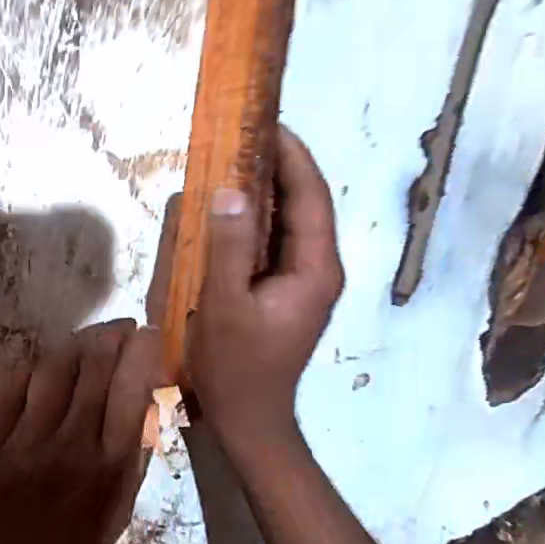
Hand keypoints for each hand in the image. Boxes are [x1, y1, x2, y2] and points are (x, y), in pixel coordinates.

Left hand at [0, 320, 159, 543]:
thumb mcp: (116, 516)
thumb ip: (133, 458)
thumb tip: (145, 402)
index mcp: (107, 467)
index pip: (131, 388)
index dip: (142, 350)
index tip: (147, 333)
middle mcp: (68, 446)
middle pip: (93, 367)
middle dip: (110, 336)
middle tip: (119, 327)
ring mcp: (22, 442)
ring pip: (53, 368)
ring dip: (75, 344)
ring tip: (86, 340)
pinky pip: (10, 385)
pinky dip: (31, 367)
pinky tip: (42, 366)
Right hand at [188, 128, 344, 451]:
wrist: (250, 422)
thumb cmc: (237, 369)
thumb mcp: (225, 307)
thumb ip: (227, 247)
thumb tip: (227, 189)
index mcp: (316, 268)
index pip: (311, 195)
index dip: (292, 154)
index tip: (266, 121)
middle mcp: (319, 267)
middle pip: (306, 201)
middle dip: (279, 163)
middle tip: (243, 131)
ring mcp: (305, 277)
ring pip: (293, 217)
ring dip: (268, 186)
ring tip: (234, 156)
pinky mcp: (288, 287)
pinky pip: (277, 238)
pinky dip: (258, 215)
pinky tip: (231, 203)